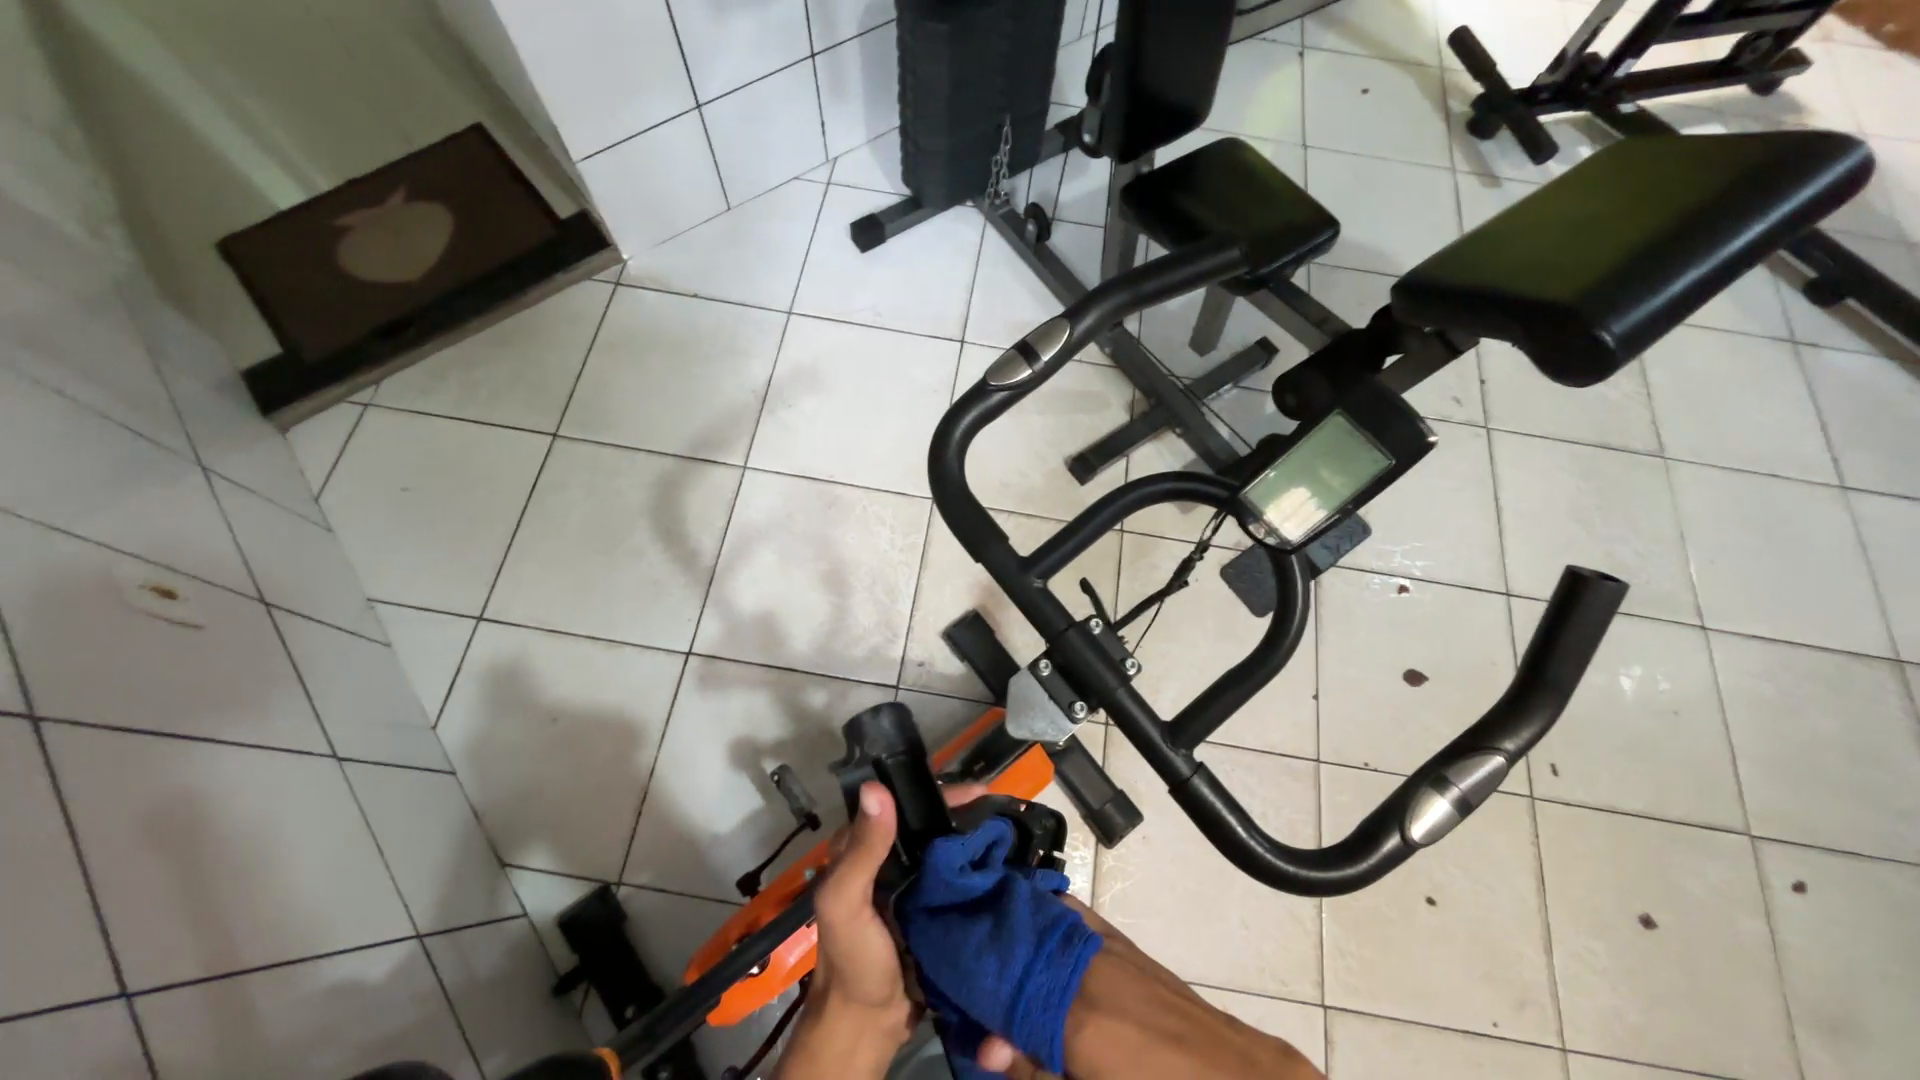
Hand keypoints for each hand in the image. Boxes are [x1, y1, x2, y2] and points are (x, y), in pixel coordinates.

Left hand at [789, 781, 1021, 1077]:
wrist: (869, 1026)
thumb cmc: (853, 960)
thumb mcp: (846, 901)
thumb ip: (863, 850)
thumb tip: (876, 788)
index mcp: (861, 851)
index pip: (901, 806)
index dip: (937, 794)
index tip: (979, 793)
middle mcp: (887, 862)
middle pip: (929, 827)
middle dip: (965, 817)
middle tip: (1005, 814)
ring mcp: (913, 888)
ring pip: (947, 852)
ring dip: (976, 843)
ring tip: (1014, 835)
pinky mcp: (934, 913)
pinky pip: (958, 883)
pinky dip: (979, 874)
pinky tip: (1007, 868)